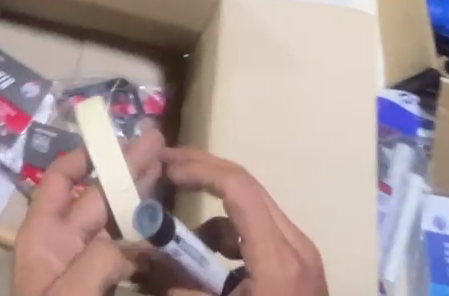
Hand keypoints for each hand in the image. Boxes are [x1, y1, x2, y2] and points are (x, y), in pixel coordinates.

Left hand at [11, 127, 164, 295]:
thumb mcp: (66, 295)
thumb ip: (99, 259)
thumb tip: (140, 240)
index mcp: (42, 235)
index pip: (59, 179)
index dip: (84, 155)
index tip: (114, 139)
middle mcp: (64, 244)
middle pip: (98, 197)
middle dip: (126, 168)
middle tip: (156, 141)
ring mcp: (85, 267)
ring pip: (117, 223)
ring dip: (140, 196)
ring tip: (163, 167)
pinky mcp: (106, 287)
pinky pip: (128, 254)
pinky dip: (147, 236)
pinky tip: (166, 225)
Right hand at [153, 148, 326, 295]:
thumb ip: (182, 287)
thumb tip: (146, 258)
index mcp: (278, 259)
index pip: (237, 187)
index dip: (197, 170)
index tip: (164, 170)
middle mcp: (296, 245)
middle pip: (245, 184)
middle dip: (201, 171)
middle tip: (163, 166)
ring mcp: (302, 255)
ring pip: (250, 208)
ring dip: (212, 211)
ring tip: (179, 238)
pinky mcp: (300, 268)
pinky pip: (259, 232)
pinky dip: (229, 235)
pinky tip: (210, 265)